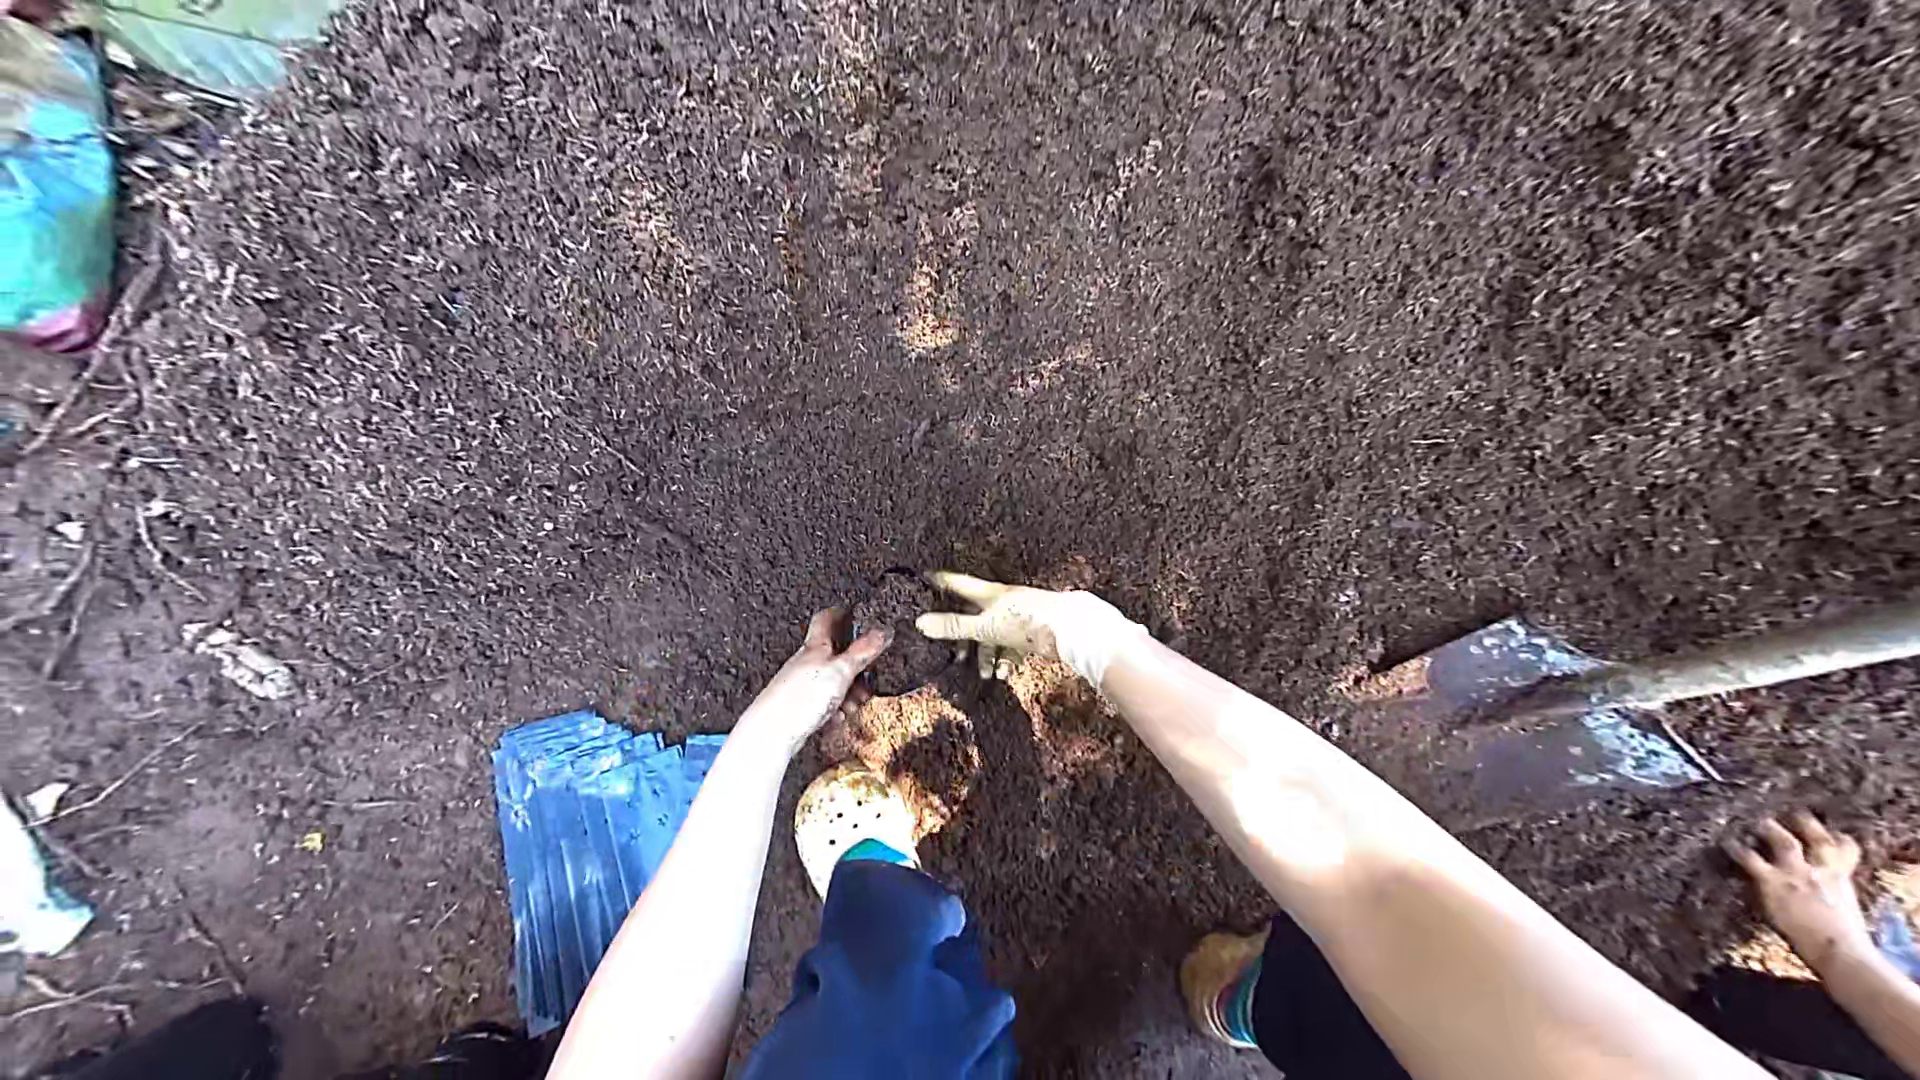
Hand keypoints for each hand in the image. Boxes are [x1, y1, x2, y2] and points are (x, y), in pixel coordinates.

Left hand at [735, 608, 889, 757]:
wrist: (771, 734)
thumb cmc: (799, 698)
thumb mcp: (841, 671)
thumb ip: (862, 652)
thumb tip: (882, 631)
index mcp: (814, 646)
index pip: (826, 619)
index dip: (841, 613)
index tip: (854, 614)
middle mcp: (806, 662)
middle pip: (835, 653)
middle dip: (855, 665)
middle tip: (867, 676)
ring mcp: (801, 684)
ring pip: (832, 681)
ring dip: (848, 691)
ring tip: (853, 703)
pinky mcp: (799, 706)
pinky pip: (824, 702)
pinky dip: (836, 708)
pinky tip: (838, 717)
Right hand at [915, 571, 1144, 685]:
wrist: (1069, 631)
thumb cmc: (1025, 621)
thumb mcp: (984, 627)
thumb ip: (954, 626)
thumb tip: (921, 622)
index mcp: (990, 594)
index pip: (959, 583)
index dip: (942, 582)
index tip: (927, 577)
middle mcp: (1003, 601)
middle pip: (976, 615)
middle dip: (965, 636)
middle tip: (956, 654)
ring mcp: (1019, 616)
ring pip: (994, 634)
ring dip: (988, 655)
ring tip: (985, 674)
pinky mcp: (1032, 631)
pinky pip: (1013, 646)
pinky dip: (1006, 660)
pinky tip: (1004, 674)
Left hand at [1725, 811, 1873, 971]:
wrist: (1841, 954)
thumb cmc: (1840, 935)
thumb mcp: (1841, 903)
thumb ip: (1828, 886)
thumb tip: (1814, 879)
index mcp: (1841, 878)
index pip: (1845, 849)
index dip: (1835, 836)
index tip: (1825, 827)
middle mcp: (1820, 871)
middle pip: (1816, 838)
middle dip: (1803, 821)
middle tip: (1788, 811)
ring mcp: (1795, 874)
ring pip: (1782, 840)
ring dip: (1767, 828)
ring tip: (1753, 820)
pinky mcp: (1772, 881)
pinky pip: (1748, 857)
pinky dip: (1734, 847)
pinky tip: (1724, 842)